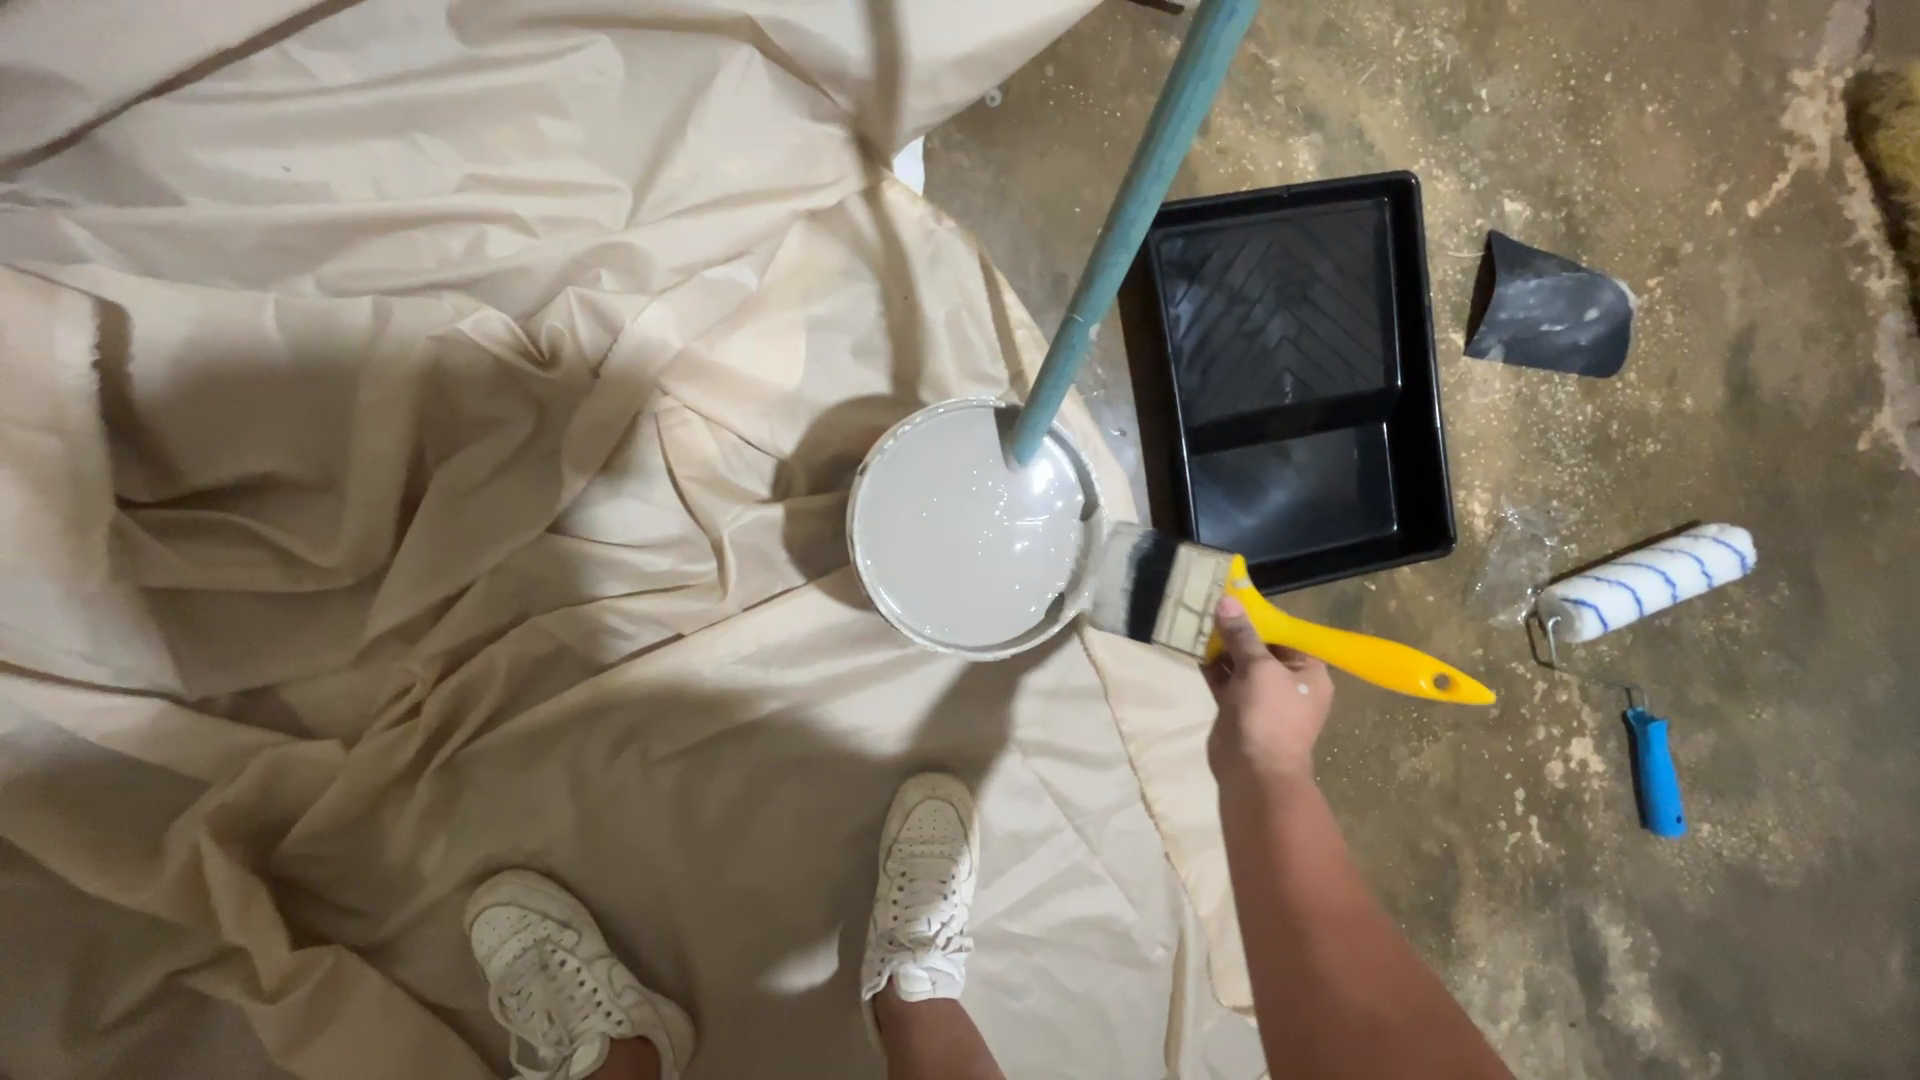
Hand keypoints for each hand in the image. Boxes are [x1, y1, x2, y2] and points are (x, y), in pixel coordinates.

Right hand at [1204, 596, 1332, 789]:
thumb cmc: (1269, 716)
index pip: (1288, 635)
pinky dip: (1213, 667)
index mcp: (1308, 672)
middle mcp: (1288, 683)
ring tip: (1199, 624)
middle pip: (1262, 647)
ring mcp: (1262, 698)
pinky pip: (1226, 680)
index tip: (1237, 601)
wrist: (1254, 772)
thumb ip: (1242, 635)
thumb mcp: (1258, 668)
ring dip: (1222, 647)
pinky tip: (1195, 650)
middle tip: (1212, 609)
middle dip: (1238, 631)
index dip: (1263, 618)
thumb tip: (1227, 601)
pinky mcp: (1238, 709)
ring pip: (1241, 664)